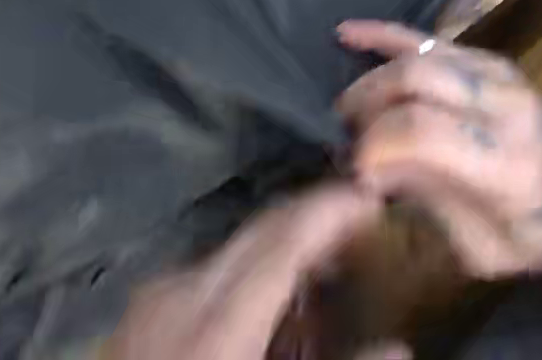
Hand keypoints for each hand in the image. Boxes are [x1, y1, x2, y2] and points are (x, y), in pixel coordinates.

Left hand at [103, 184, 379, 359]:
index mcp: (215, 323)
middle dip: (312, 215)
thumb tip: (399, 349)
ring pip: (236, 245)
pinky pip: (211, 270)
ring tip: (325, 256)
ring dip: (283, 241)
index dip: (330, 210)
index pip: (284, 240)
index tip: (373, 196)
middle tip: (362, 220)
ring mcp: (157, 298)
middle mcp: (182, 291)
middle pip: (260, 230)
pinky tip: (268, 295)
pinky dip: (251, 268)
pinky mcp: (143, 313)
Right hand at [336, 20, 541, 276]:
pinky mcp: (483, 56)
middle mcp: (503, 104)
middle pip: (416, 79)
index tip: (354, 170)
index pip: (424, 131)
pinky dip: (383, 36)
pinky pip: (426, 39)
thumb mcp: (484, 250)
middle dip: (367, 104)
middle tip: (346, 135)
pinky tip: (346, 34)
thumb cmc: (536, 231)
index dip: (376, 146)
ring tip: (346, 109)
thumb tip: (368, 167)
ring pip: (417, 54)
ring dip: (372, 78)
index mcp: (508, 163)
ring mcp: (494, 71)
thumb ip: (429, 202)